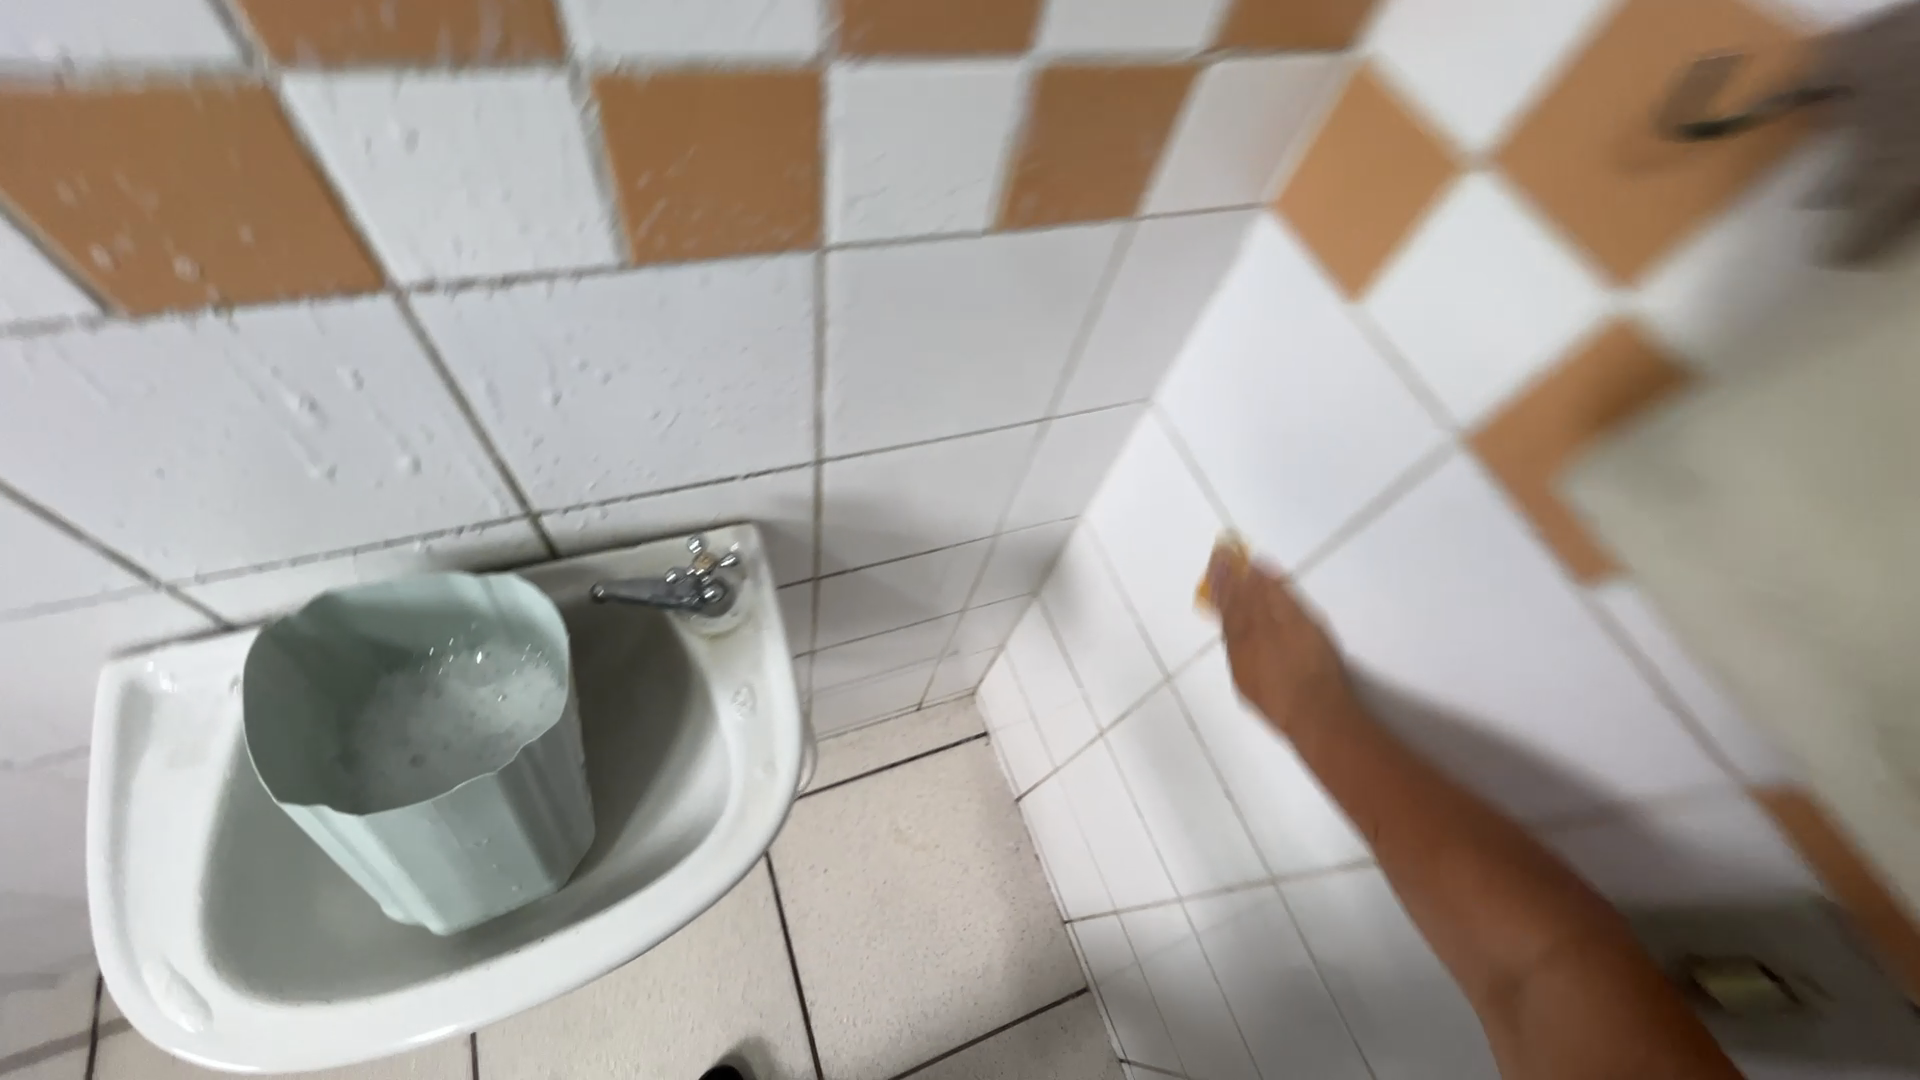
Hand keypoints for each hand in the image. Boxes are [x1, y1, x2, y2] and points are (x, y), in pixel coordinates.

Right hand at [1205, 540, 1361, 738]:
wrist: (1318, 712)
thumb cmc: (1279, 706)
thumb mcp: (1246, 683)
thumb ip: (1239, 655)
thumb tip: (1233, 636)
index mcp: (1241, 647)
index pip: (1227, 612)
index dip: (1219, 590)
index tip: (1212, 571)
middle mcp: (1258, 632)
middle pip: (1241, 597)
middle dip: (1230, 575)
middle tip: (1221, 554)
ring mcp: (1284, 626)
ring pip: (1262, 594)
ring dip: (1250, 574)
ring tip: (1241, 556)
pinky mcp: (1306, 624)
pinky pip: (1286, 597)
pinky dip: (1275, 581)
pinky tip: (1268, 569)